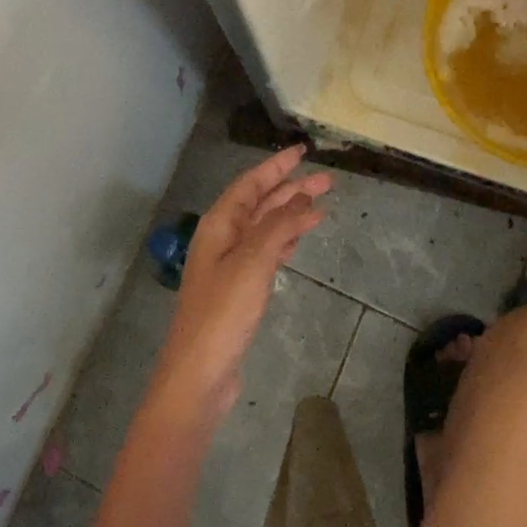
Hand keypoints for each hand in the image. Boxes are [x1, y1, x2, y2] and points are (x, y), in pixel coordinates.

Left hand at [150, 145, 332, 418]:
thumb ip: (277, 227)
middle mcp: (221, 240)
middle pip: (259, 205)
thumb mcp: (252, 263)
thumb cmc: (222, 314)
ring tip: (322, 206)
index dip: (276, 167)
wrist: (199, 374)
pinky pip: (264, 253)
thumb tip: (301, 197)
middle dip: (290, 190)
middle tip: (328, 181)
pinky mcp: (238, 291)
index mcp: (218, 226)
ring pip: (263, 229)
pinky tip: (298, 239)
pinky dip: (284, 242)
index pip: (250, 184)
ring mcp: (228, 266)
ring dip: (290, 215)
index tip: (303, 152)